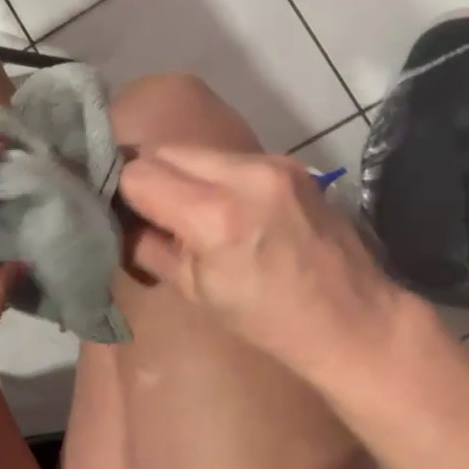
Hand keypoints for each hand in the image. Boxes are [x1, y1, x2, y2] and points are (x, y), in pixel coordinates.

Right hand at [120, 145, 412, 372]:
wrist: (354, 318)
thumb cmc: (267, 319)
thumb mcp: (193, 290)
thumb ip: (147, 246)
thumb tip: (116, 223)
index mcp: (215, 216)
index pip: (137, 174)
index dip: (119, 193)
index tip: (115, 213)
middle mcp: (244, 176)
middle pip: (163, 150)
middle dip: (142, 175)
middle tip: (137, 208)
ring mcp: (272, 164)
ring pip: (194, 149)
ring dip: (174, 172)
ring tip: (175, 208)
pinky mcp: (289, 164)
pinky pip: (226, 158)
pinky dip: (207, 175)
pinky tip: (213, 205)